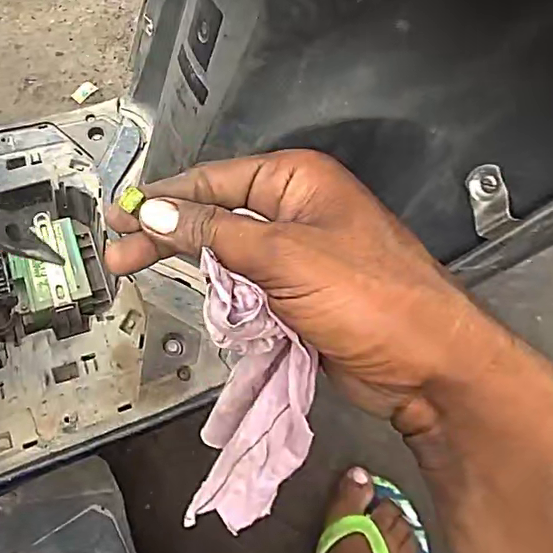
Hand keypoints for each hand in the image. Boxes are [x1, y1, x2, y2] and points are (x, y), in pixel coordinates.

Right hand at [104, 150, 512, 434]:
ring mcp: (291, 249)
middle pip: (210, 212)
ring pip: (220, 246)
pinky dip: (208, 282)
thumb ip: (211, 231)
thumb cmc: (372, 298)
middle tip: (120, 247)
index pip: (211, 181)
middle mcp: (291, 208)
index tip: (122, 213)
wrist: (432, 371)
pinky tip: (180, 283)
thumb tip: (152, 210)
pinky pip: (236, 277)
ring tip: (133, 266)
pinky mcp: (290, 287)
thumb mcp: (282, 256)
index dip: (161, 197)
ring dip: (180, 256)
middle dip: (162, 229)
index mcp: (295, 181)